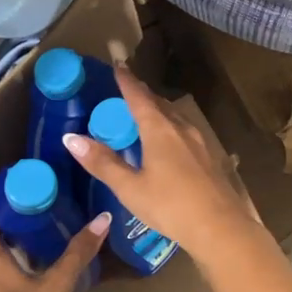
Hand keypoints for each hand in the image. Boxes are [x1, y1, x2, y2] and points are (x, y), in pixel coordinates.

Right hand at [63, 65, 254, 250]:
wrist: (220, 226)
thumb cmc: (170, 206)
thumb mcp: (130, 188)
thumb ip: (102, 163)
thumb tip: (71, 138)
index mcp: (160, 130)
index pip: (139, 97)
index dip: (127, 81)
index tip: (118, 65)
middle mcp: (181, 129)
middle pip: (159, 104)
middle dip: (143, 95)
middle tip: (129, 89)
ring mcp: (200, 142)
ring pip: (175, 117)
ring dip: (159, 110)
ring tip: (147, 113)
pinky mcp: (210, 157)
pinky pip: (186, 132)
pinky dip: (171, 127)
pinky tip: (171, 142)